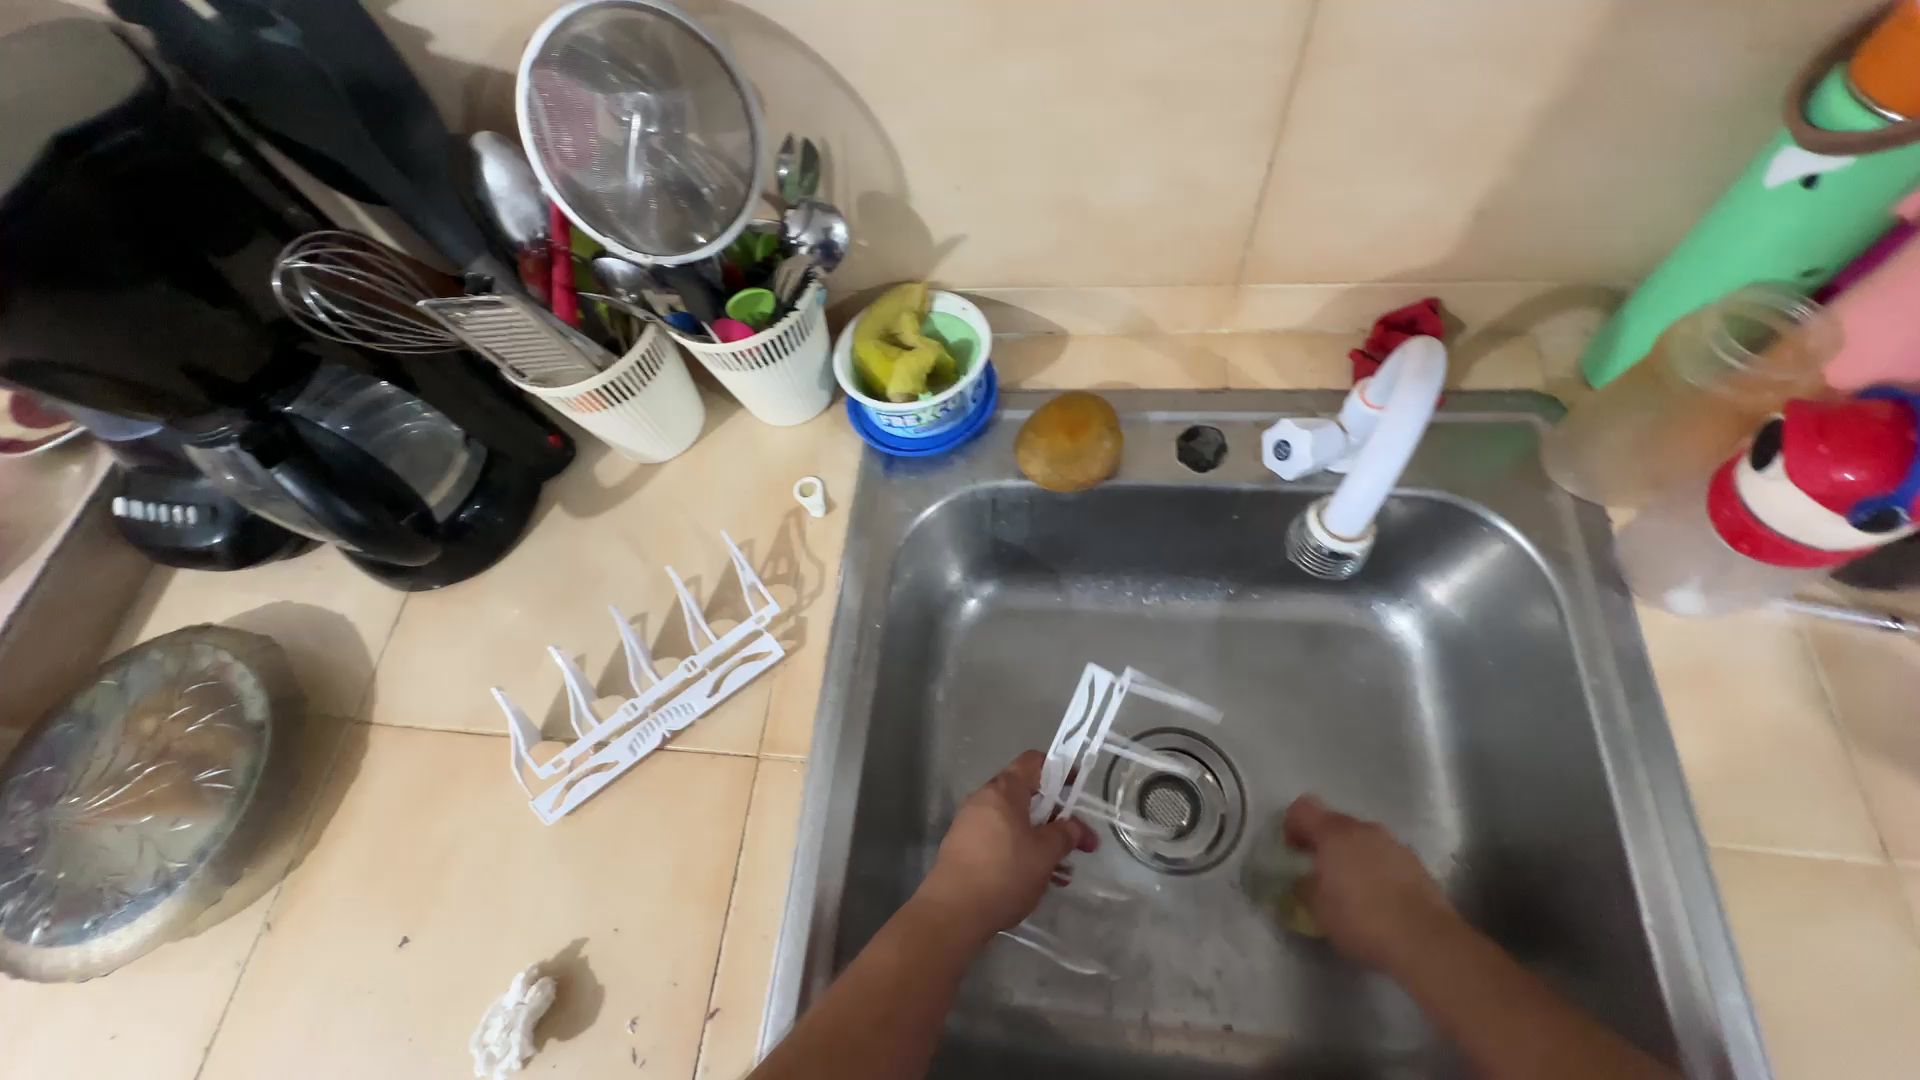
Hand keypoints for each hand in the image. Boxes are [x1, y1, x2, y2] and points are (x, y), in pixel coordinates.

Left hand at [913, 751, 1097, 942]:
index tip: (1077, 788)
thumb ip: (1064, 834)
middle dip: (1054, 817)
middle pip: (1025, 795)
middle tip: (1077, 841)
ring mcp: (970, 824)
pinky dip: (1020, 853)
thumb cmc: (1005, 871)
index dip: (1059, 769)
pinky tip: (1035, 881)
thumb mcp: (1045, 853)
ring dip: (1039, 841)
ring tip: (1062, 872)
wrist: (953, 910)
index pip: (1033, 762)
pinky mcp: (963, 849)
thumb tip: (1074, 827)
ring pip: (1014, 823)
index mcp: (1004, 790)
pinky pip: (999, 841)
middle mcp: (984, 800)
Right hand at [1283, 794, 1457, 970]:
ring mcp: (1394, 845)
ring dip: (1352, 857)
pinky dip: (1376, 871)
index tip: (1293, 854)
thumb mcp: (1318, 909)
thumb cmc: (1362, 919)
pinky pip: (1385, 858)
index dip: (1291, 827)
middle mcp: (1364, 829)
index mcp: (1333, 833)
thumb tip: (1302, 881)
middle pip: (1334, 823)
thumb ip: (1303, 887)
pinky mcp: (1417, 865)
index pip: (1302, 809)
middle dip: (1324, 844)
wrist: (1427, 941)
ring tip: (1352, 890)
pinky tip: (1379, 900)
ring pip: (1363, 841)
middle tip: (1320, 875)